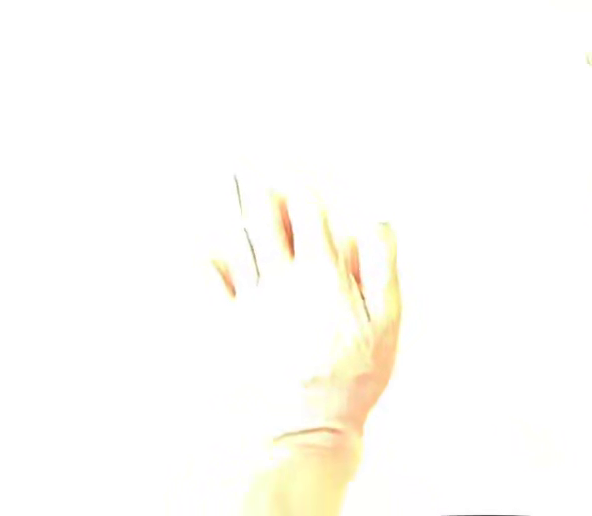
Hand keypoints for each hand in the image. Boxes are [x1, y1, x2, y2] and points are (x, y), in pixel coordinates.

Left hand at [211, 182, 400, 452]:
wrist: (304, 433)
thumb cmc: (350, 378)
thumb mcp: (387, 322)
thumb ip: (382, 267)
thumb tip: (376, 223)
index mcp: (322, 272)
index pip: (309, 213)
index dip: (303, 188)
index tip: (298, 174)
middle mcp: (284, 279)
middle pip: (266, 219)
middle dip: (258, 186)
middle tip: (247, 159)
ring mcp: (252, 302)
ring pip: (240, 243)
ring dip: (234, 211)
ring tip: (228, 183)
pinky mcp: (229, 327)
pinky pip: (209, 286)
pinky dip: (205, 262)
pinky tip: (204, 248)